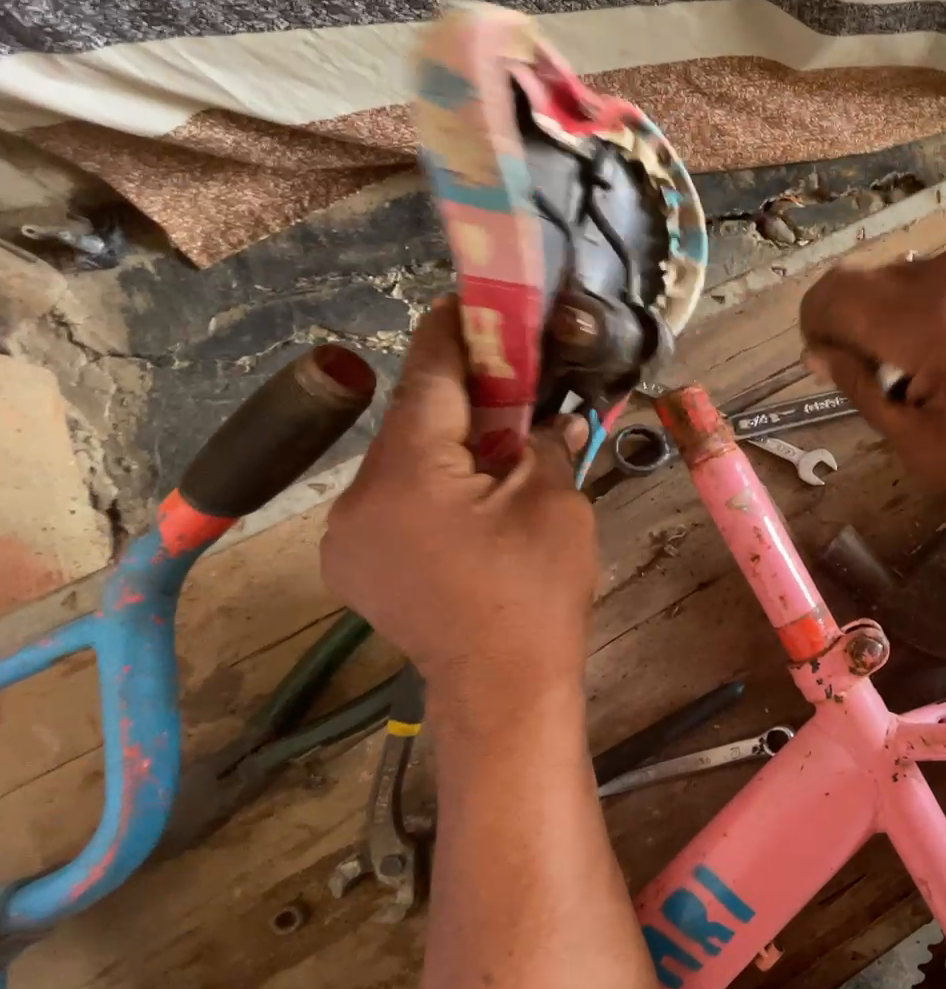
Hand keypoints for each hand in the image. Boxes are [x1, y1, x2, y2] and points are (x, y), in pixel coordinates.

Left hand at [322, 298, 596, 707]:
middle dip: (463, 405)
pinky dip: (434, 493)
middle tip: (515, 395)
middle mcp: (356, 499)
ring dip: (449, 453)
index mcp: (407, 475)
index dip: (454, 335)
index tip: (472, 302)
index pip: (429, 380)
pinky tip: (474, 510)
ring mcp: (346, 538)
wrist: (503, 686)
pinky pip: (394, 508)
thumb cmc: (537, 591)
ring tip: (501, 460)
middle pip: (412, 427)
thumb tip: (550, 419)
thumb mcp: (556, 505)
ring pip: (402, 469)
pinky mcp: (355, 568)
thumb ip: (546, 446)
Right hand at [799, 237, 945, 499]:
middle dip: (871, 329)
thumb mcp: (930, 448)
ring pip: (916, 276)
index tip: (834, 359)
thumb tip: (823, 352)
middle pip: (872, 284)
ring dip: (915, 316)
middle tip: (910, 378)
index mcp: (932, 323)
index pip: (832, 294)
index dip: (817, 326)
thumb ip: (864, 395)